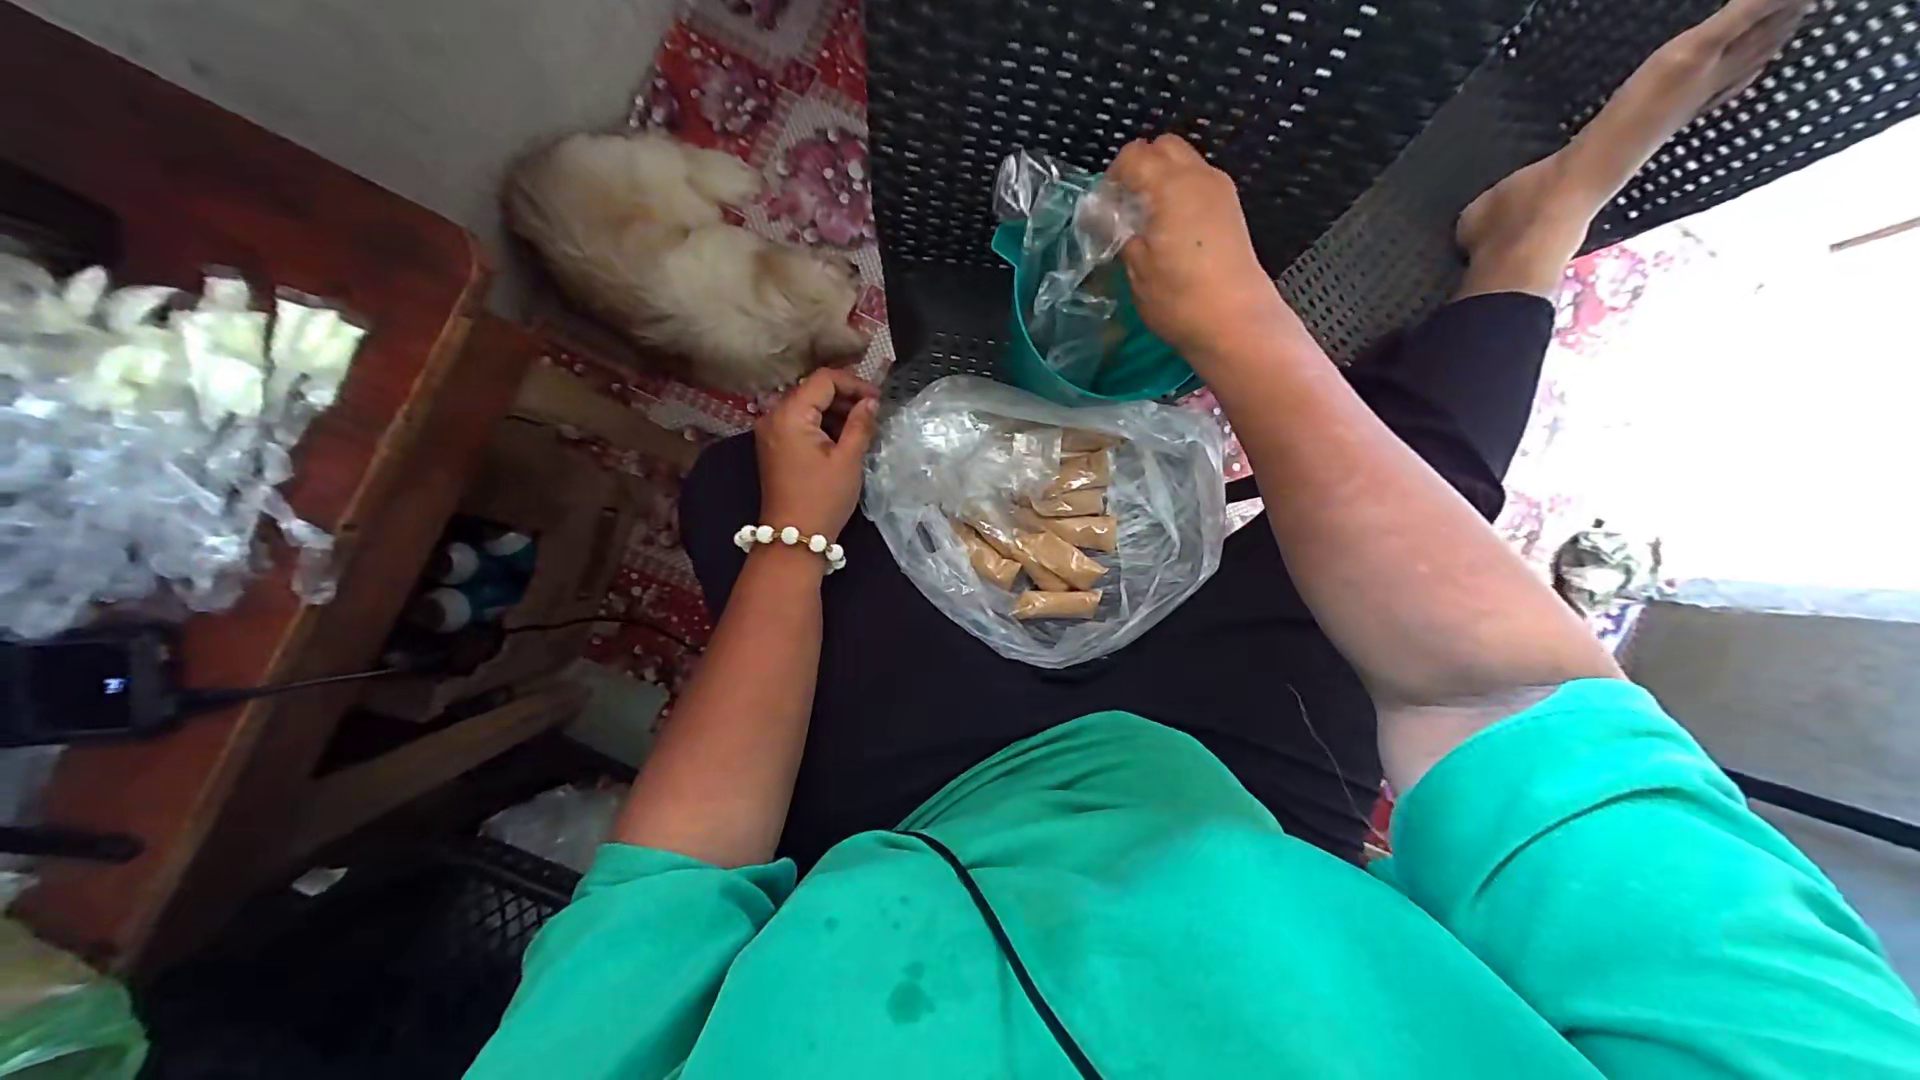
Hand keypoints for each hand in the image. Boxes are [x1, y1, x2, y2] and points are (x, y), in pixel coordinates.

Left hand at [755, 368, 879, 542]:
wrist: (794, 536)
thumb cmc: (823, 498)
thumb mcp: (848, 459)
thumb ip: (860, 424)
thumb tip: (871, 402)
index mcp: (790, 414)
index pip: (823, 379)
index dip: (854, 383)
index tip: (878, 399)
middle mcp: (773, 416)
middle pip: (812, 389)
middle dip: (845, 396)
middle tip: (873, 411)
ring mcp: (770, 431)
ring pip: (807, 405)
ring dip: (835, 410)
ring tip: (862, 425)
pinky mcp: (774, 445)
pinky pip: (799, 422)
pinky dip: (822, 424)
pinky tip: (843, 436)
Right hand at [1109, 135, 1292, 360]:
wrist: (1234, 322)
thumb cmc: (1178, 298)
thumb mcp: (1136, 268)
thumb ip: (1118, 233)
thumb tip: (1103, 217)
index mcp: (1171, 186)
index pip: (1133, 156)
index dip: (1112, 178)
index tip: (1104, 210)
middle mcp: (1199, 176)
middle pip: (1164, 147)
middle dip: (1140, 168)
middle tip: (1125, 208)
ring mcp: (1220, 191)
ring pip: (1185, 163)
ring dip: (1161, 180)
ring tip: (1147, 222)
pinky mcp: (1231, 210)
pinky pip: (1199, 184)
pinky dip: (1180, 194)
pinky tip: (1171, 232)